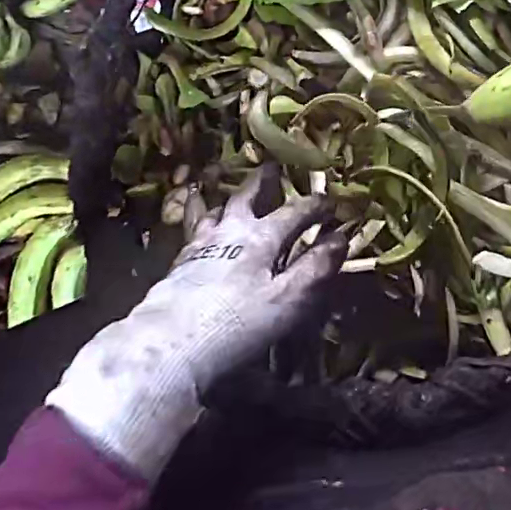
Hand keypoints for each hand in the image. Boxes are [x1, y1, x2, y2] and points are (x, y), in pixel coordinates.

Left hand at [46, 164, 345, 478]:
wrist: (170, 343)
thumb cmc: (237, 324)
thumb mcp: (287, 300)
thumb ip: (314, 268)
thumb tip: (340, 238)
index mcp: (261, 237)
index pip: (294, 212)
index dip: (315, 206)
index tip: (330, 200)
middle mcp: (230, 230)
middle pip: (247, 197)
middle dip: (263, 182)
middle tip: (270, 167)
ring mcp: (200, 243)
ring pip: (214, 207)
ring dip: (223, 195)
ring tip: (218, 182)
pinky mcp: (179, 261)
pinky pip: (191, 226)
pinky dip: (196, 214)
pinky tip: (195, 223)